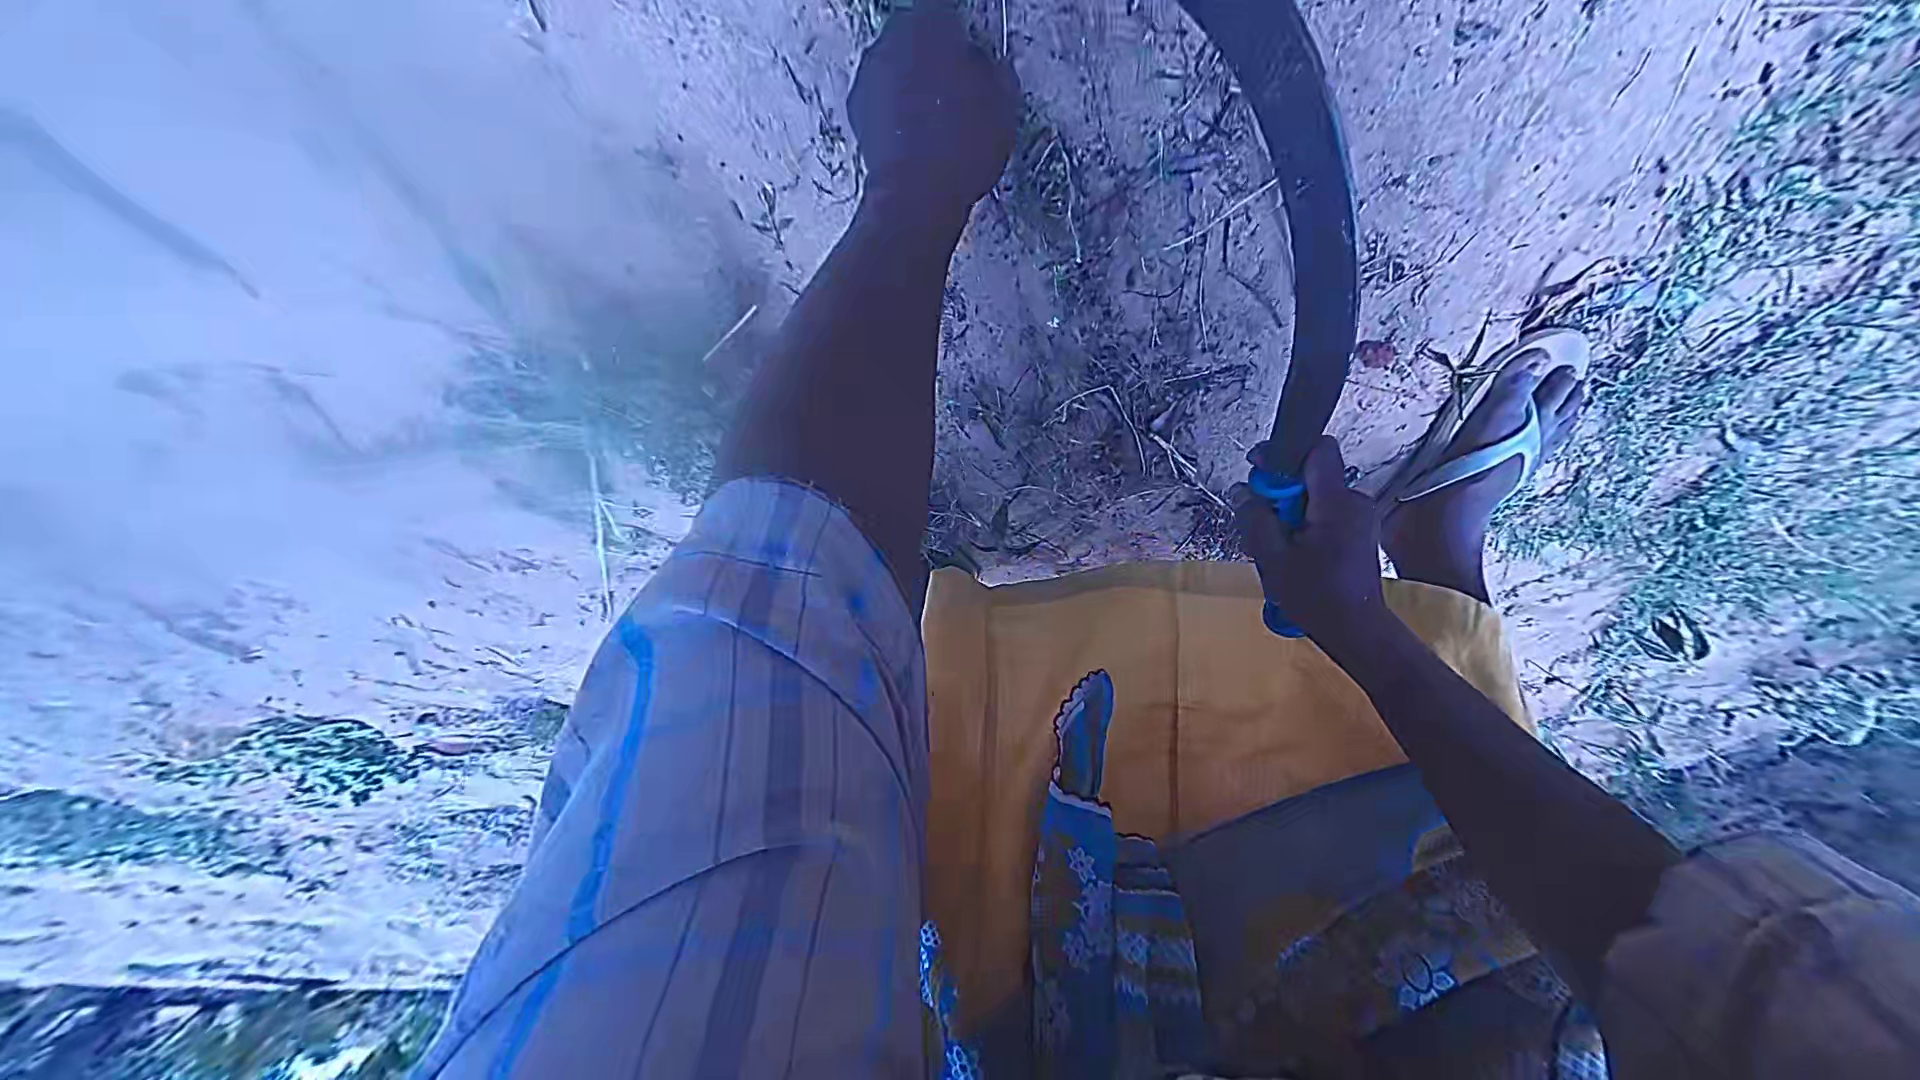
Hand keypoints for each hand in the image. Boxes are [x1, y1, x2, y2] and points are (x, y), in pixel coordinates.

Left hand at [848, 3, 1019, 224]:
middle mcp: (892, 40)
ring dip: (913, 90)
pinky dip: (897, 118)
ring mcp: (870, 78)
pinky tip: (920, 143)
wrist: (918, 196)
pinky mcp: (858, 116)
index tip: (973, 54)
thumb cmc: (959, 146)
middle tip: (959, 92)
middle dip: (935, 61)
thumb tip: (986, 68)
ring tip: (940, 125)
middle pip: (916, 39)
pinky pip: (883, 106)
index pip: (947, 11)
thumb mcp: (1002, 102)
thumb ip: (993, 70)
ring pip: (896, 72)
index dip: (963, 35)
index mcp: (930, 20)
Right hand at [1231, 435, 1390, 644]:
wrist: (1355, 629)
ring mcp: (1359, 517)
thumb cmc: (1315, 596)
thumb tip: (1242, 491)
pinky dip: (1302, 524)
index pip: (1317, 450)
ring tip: (1274, 545)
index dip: (1284, 453)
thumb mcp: (1271, 556)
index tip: (1259, 471)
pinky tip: (1290, 552)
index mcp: (1337, 503)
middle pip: (1310, 475)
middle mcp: (1354, 502)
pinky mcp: (1358, 531)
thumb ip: (1254, 517)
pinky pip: (1323, 512)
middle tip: (1260, 522)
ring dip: (1288, 512)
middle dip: (1280, 493)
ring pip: (1314, 496)